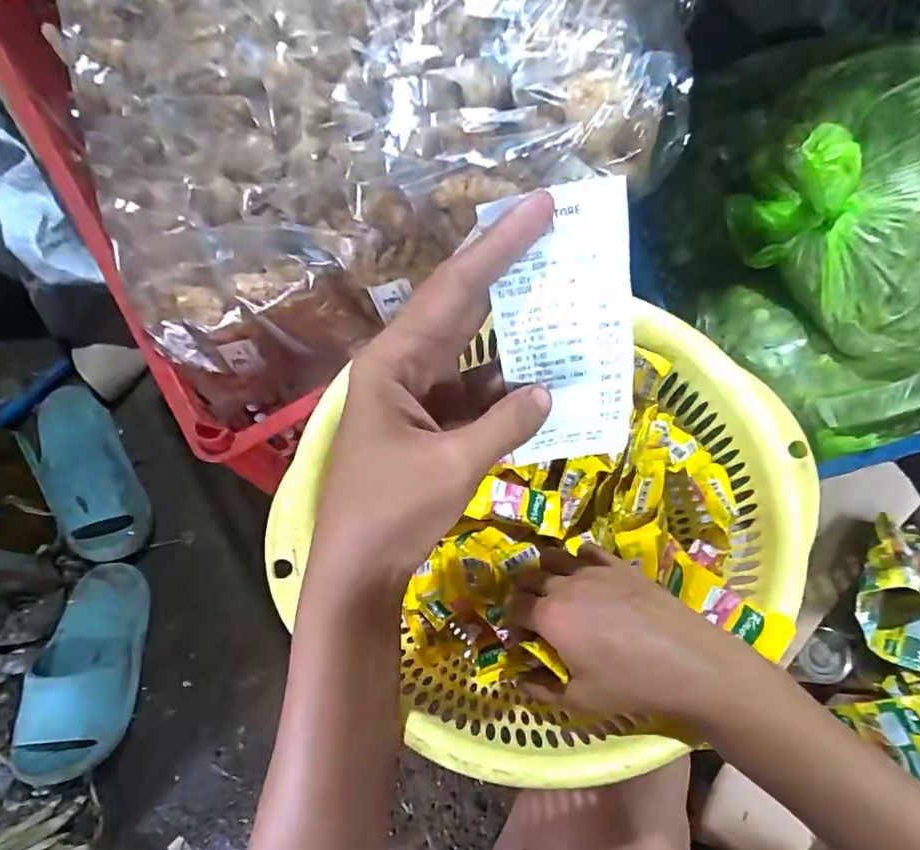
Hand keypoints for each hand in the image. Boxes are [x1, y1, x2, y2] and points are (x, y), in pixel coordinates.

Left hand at [307, 193, 555, 600]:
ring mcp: (413, 402)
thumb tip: (547, 391)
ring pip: (472, 361)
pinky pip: (472, 401)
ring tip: (562, 317)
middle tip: (554, 241)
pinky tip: (541, 389)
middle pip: (462, 313)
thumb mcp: (454, 466)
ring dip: (514, 347)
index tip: (539, 208)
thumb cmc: (391, 515)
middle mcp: (401, 371)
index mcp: (393, 364)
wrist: (356, 572)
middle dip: (508, 279)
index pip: (455, 292)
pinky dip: (505, 398)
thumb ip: (505, 424)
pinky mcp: (426, 431)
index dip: (500, 248)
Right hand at [505, 545, 778, 734]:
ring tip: (557, 592)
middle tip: (536, 615)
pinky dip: (579, 559)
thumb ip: (541, 688)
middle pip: (528, 576)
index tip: (523, 640)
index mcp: (549, 616)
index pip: (514, 607)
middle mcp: (566, 585)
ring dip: (546, 571)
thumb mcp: (579, 699)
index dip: (513, 623)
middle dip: (524, 594)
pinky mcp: (621, 566)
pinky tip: (587, 576)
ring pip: (554, 556)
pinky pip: (588, 551)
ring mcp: (595, 571)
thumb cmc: (629, 683)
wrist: (687, 662)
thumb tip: (521, 678)